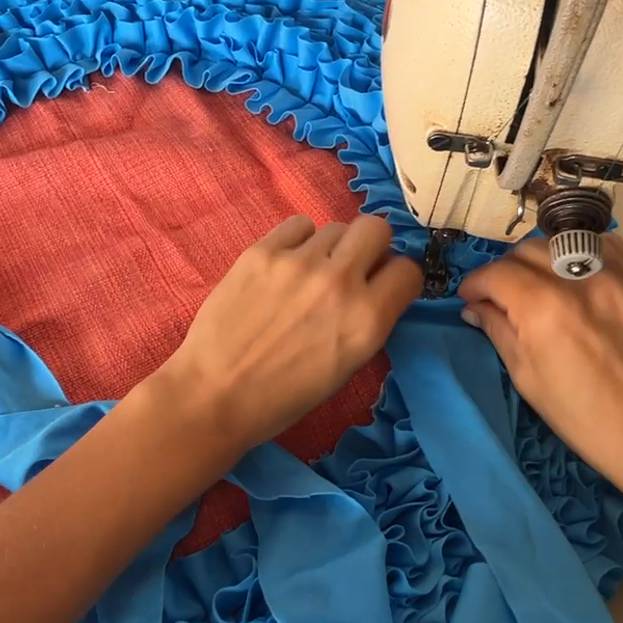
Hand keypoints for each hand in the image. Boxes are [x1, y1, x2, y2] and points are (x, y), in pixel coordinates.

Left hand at [146, 214, 422, 455]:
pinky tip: (284, 265)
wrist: (214, 394)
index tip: (382, 286)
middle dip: (370, 247)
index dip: (397, 278)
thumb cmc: (282, 397)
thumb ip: (368, 321)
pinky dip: (297, 241)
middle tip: (350, 269)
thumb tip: (375, 287)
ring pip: (335, 226)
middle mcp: (339, 283)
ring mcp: (298, 262)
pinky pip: (298, 225)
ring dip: (330, 247)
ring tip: (307, 274)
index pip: (408, 271)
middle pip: (377, 229)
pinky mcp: (262, 251)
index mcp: (367, 321)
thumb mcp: (345, 368)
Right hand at [458, 233, 622, 505]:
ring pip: (562, 241)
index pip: (496, 274)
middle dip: (503, 271)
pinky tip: (574, 275)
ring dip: (539, 258)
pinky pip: (604, 244)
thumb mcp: (529, 380)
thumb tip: (476, 308)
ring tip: (536, 285)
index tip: (469, 300)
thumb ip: (499, 332)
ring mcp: (618, 275)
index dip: (475, 285)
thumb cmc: (588, 421)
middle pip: (525, 251)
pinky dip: (580, 251)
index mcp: (546, 309)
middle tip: (500, 297)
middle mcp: (580, 279)